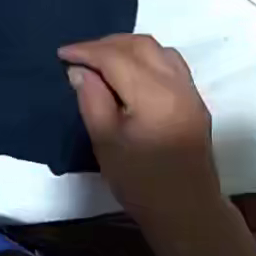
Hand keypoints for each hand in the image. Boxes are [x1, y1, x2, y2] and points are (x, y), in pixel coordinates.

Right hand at [58, 34, 230, 229]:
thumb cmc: (140, 182)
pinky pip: (169, 63)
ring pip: (158, 50)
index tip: (61, 54)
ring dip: (127, 47)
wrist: (185, 211)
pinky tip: (127, 72)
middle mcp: (177, 85)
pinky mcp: (194, 101)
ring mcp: (190, 92)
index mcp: (154, 96)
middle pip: (140, 45)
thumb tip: (80, 70)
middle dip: (106, 44)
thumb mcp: (105, 142)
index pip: (116, 58)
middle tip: (78, 56)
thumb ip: (92, 100)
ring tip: (100, 60)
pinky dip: (145, 57)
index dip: (86, 51)